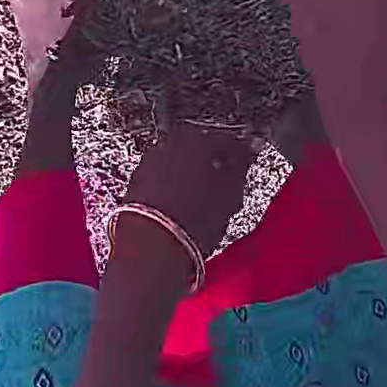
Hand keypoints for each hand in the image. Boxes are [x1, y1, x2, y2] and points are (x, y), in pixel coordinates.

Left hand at [121, 127, 254, 260]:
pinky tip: (184, 198)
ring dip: (193, 169)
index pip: (226, 140)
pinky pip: (163, 172)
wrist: (150, 246)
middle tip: (229, 176)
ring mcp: (150, 160)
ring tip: (207, 191)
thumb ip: (239, 169)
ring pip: (179, 158)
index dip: (241, 151)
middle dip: (214, 158)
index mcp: (196, 142)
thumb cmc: (192, 221)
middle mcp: (169, 144)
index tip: (249, 159)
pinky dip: (175, 179)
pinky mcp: (137, 178)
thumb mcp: (229, 196)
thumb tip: (245, 156)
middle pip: (199, 145)